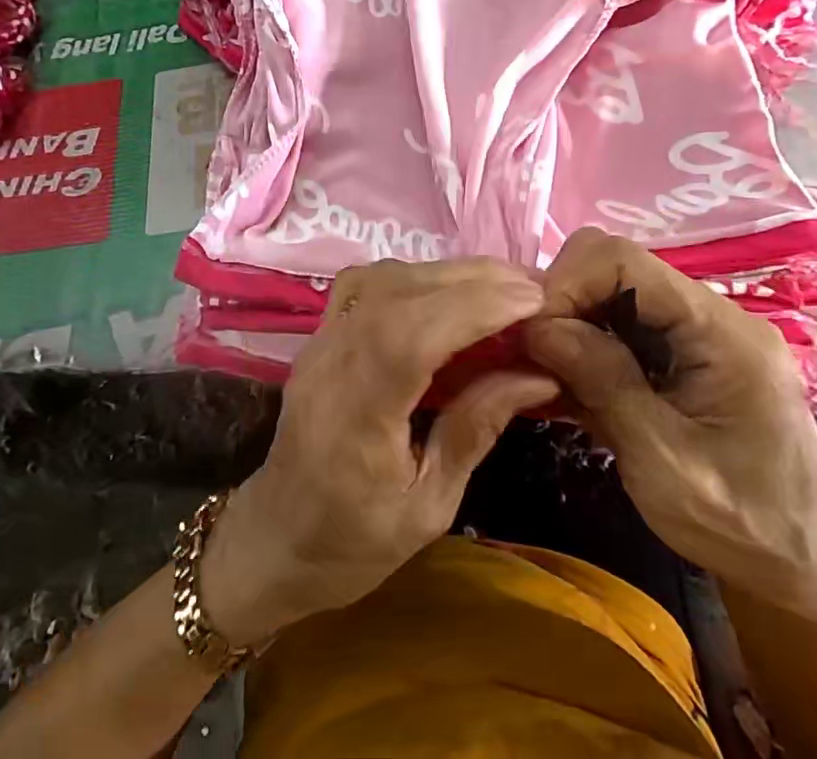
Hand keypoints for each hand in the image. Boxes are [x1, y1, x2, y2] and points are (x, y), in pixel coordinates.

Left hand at [200, 258, 559, 646]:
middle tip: (535, 286)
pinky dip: (414, 279)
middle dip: (472, 280)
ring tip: (502, 287)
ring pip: (379, 281)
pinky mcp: (318, 340)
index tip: (534, 300)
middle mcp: (329, 364)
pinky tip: (448, 295)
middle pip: (396, 294)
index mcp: (355, 415)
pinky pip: (364, 289)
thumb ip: (475, 431)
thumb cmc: (353, 541)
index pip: (409, 336)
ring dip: (444, 274)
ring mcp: (317, 345)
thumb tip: (538, 375)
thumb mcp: (428, 507)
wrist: (277, 537)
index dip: (473, 307)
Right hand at [522, 229, 816, 617]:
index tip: (533, 335)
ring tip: (549, 378)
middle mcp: (711, 317)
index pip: (624, 260)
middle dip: (562, 304)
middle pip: (613, 268)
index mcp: (722, 333)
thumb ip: (604, 382)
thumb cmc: (735, 522)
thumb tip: (539, 325)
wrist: (791, 567)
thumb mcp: (660, 458)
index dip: (566, 284)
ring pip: (609, 295)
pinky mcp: (682, 355)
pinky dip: (584, 348)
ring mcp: (697, 335)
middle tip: (535, 358)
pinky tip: (571, 388)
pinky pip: (619, 327)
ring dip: (569, 328)